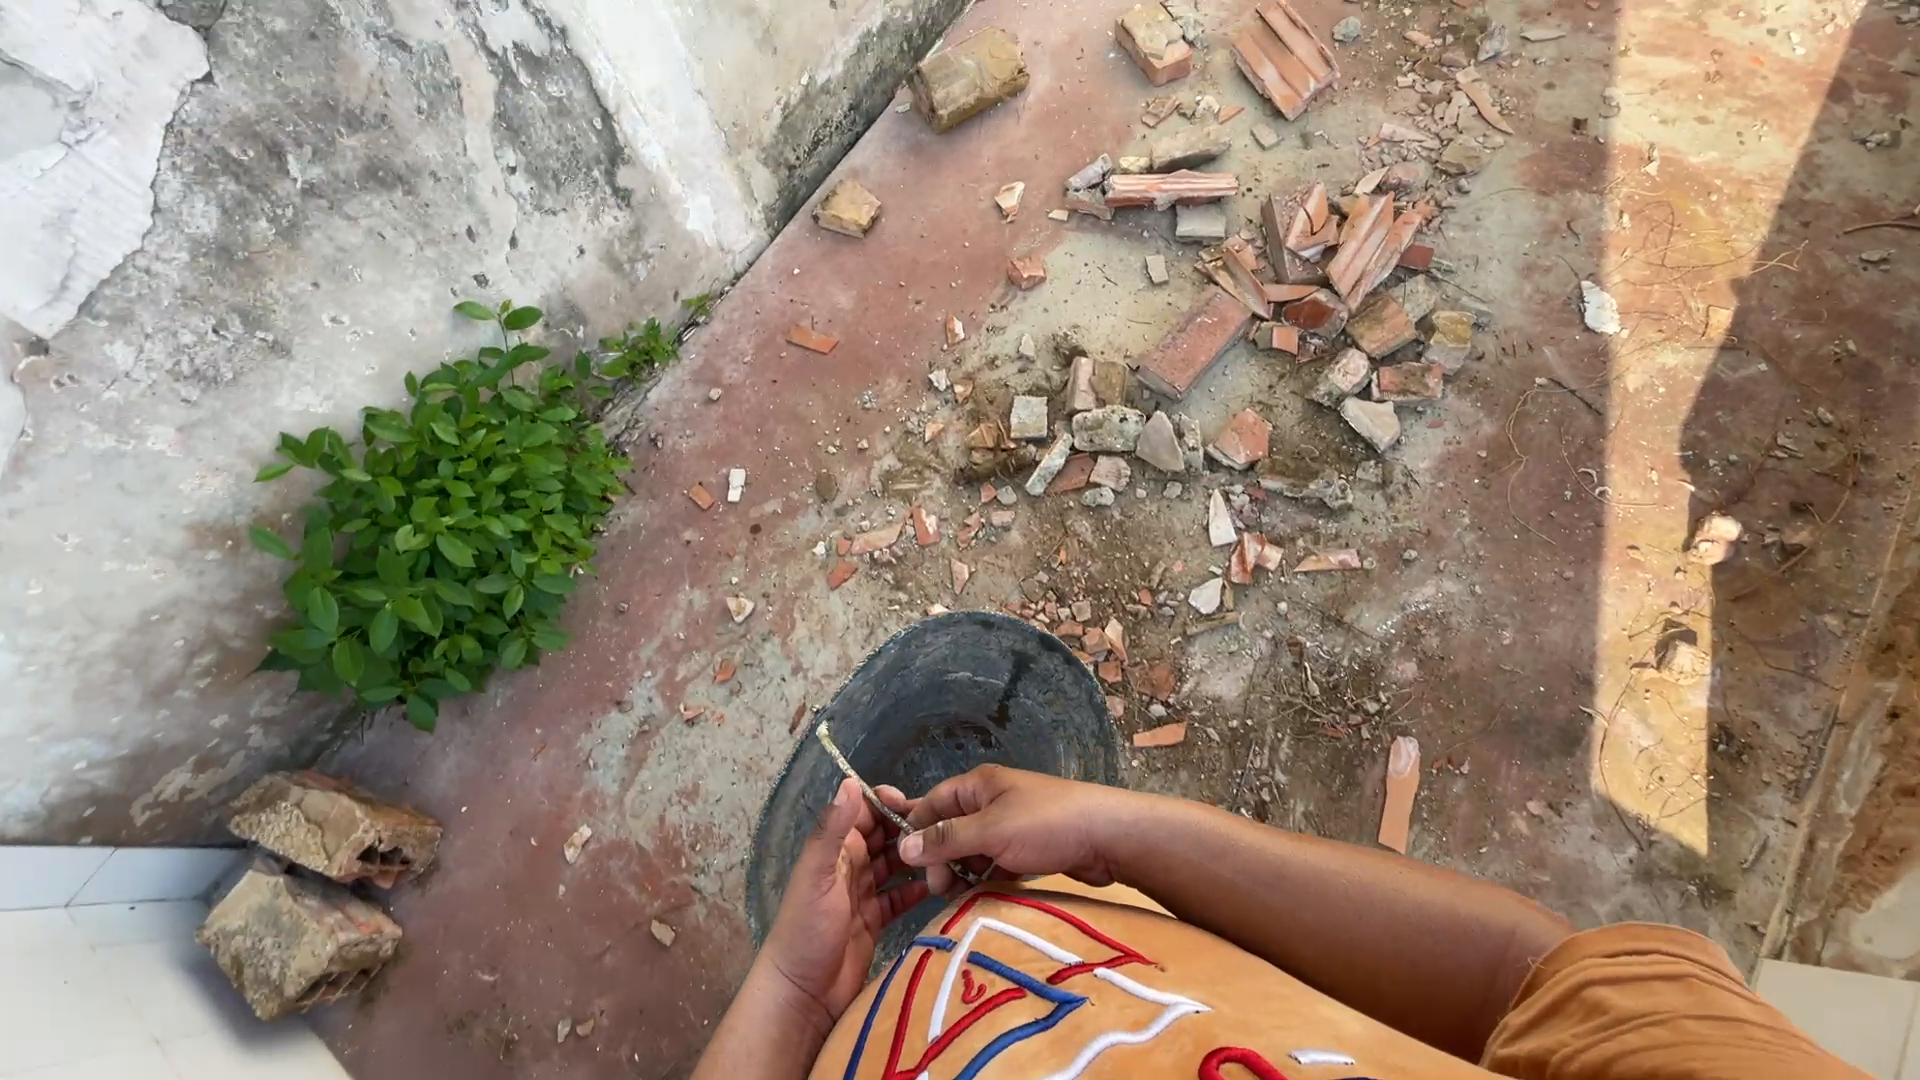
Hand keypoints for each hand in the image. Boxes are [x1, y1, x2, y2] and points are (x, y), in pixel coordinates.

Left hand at [759, 779, 929, 1031]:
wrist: (803, 995)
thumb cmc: (807, 928)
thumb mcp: (817, 874)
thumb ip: (832, 830)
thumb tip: (851, 782)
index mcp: (835, 848)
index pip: (865, 812)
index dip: (889, 803)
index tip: (920, 804)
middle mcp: (851, 865)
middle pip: (885, 836)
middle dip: (910, 829)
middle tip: (944, 830)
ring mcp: (864, 893)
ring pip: (896, 864)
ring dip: (917, 858)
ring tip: (947, 856)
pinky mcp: (876, 920)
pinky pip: (901, 897)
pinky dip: (918, 890)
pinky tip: (941, 887)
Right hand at [898, 765, 1141, 895]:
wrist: (1107, 837)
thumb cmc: (1045, 824)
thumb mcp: (991, 830)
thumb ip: (947, 839)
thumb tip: (903, 847)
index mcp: (979, 784)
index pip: (933, 802)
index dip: (917, 830)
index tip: (906, 865)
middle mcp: (991, 800)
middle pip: (951, 827)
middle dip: (940, 856)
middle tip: (941, 888)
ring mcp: (1011, 824)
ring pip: (972, 848)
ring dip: (962, 870)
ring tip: (958, 896)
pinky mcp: (1027, 848)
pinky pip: (994, 862)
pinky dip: (985, 877)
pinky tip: (983, 895)